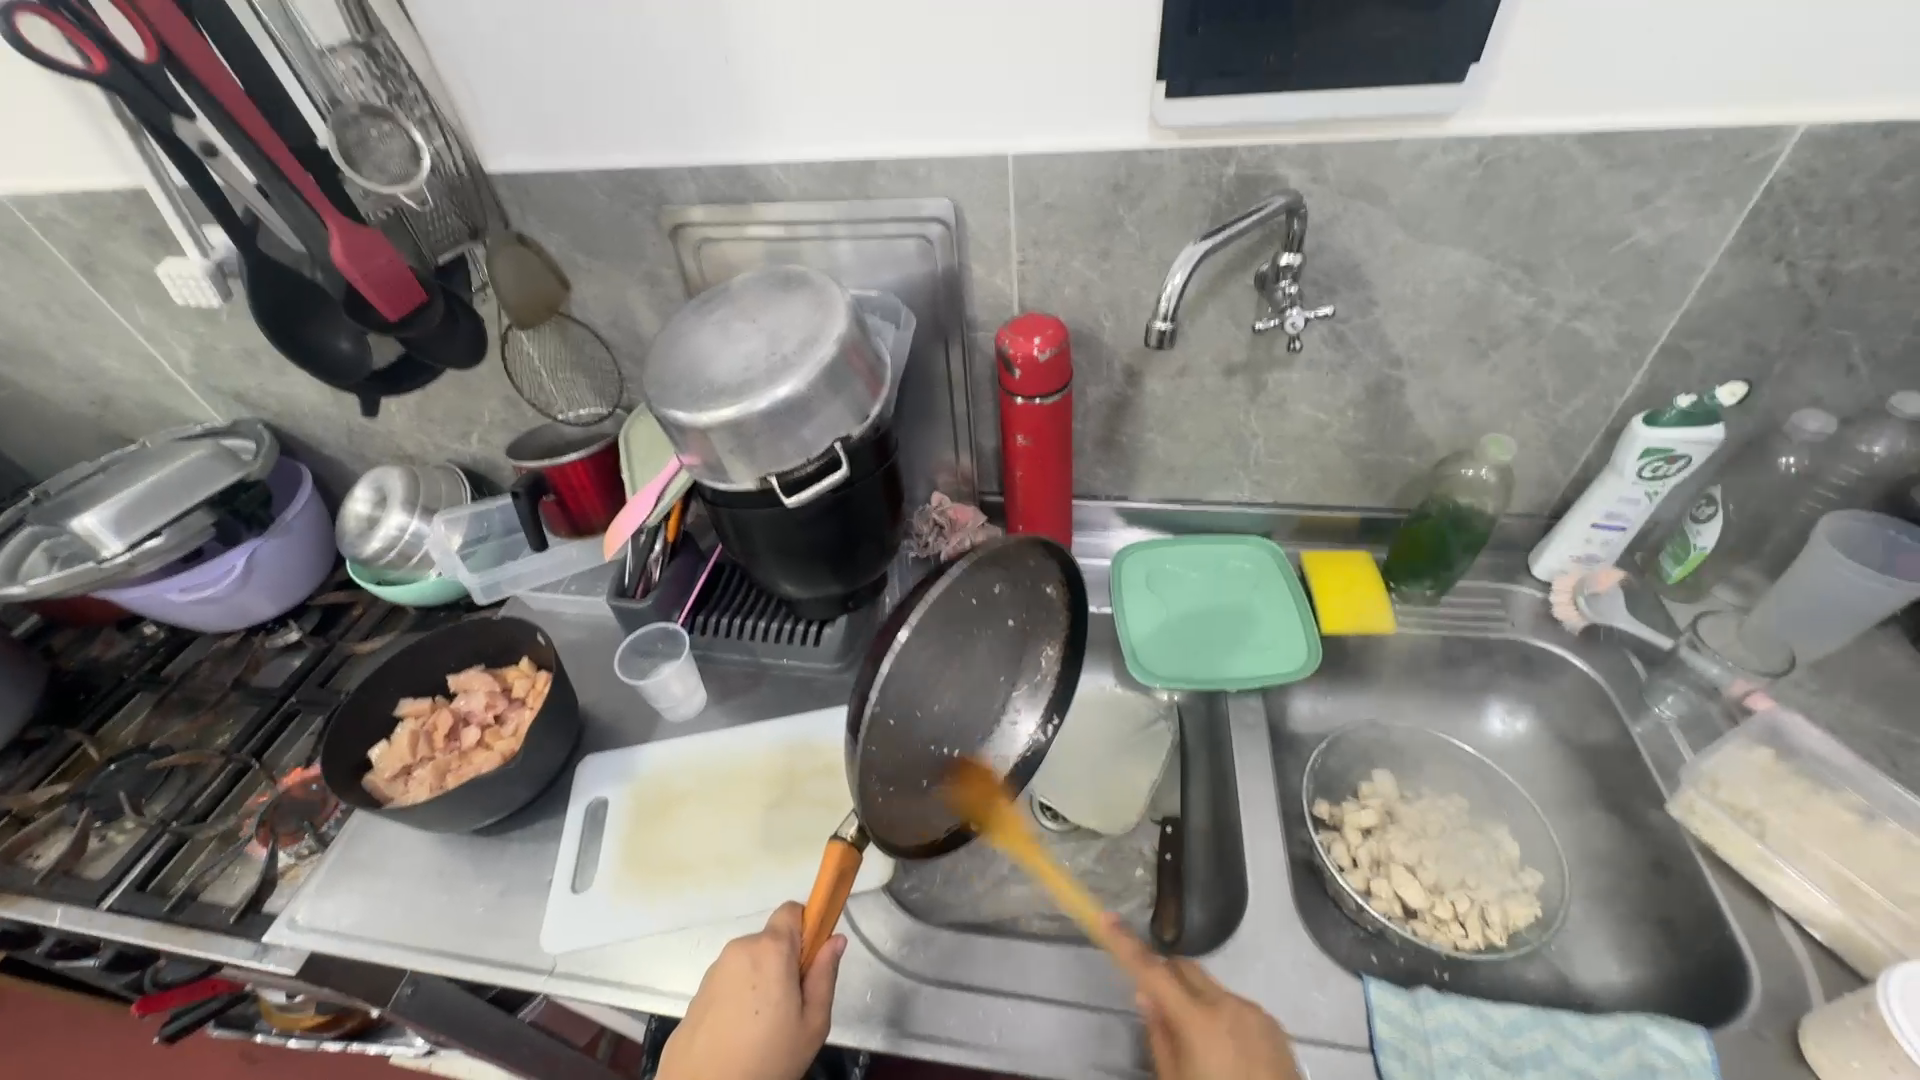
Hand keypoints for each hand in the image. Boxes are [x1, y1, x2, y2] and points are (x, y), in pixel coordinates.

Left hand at [658, 902, 846, 1079]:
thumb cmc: (767, 1059)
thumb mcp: (812, 1024)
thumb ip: (826, 975)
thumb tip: (835, 939)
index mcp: (771, 949)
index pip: (792, 910)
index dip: (806, 929)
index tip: (811, 962)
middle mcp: (740, 948)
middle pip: (772, 941)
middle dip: (786, 963)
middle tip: (792, 1006)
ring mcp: (715, 969)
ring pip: (751, 962)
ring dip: (762, 981)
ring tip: (765, 1027)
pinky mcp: (698, 992)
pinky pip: (731, 981)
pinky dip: (740, 997)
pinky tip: (741, 1033)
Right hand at [1108, 918, 1301, 1079]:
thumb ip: (1159, 1036)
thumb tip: (1147, 995)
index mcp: (1199, 1022)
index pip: (1153, 972)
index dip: (1126, 944)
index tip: (1107, 918)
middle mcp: (1228, 1005)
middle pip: (1184, 969)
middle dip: (1164, 976)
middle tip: (1154, 1005)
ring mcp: (1255, 1013)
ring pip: (1211, 989)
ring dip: (1195, 1001)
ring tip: (1199, 1048)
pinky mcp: (1275, 1027)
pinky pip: (1237, 1007)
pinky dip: (1222, 1017)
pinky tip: (1227, 1057)